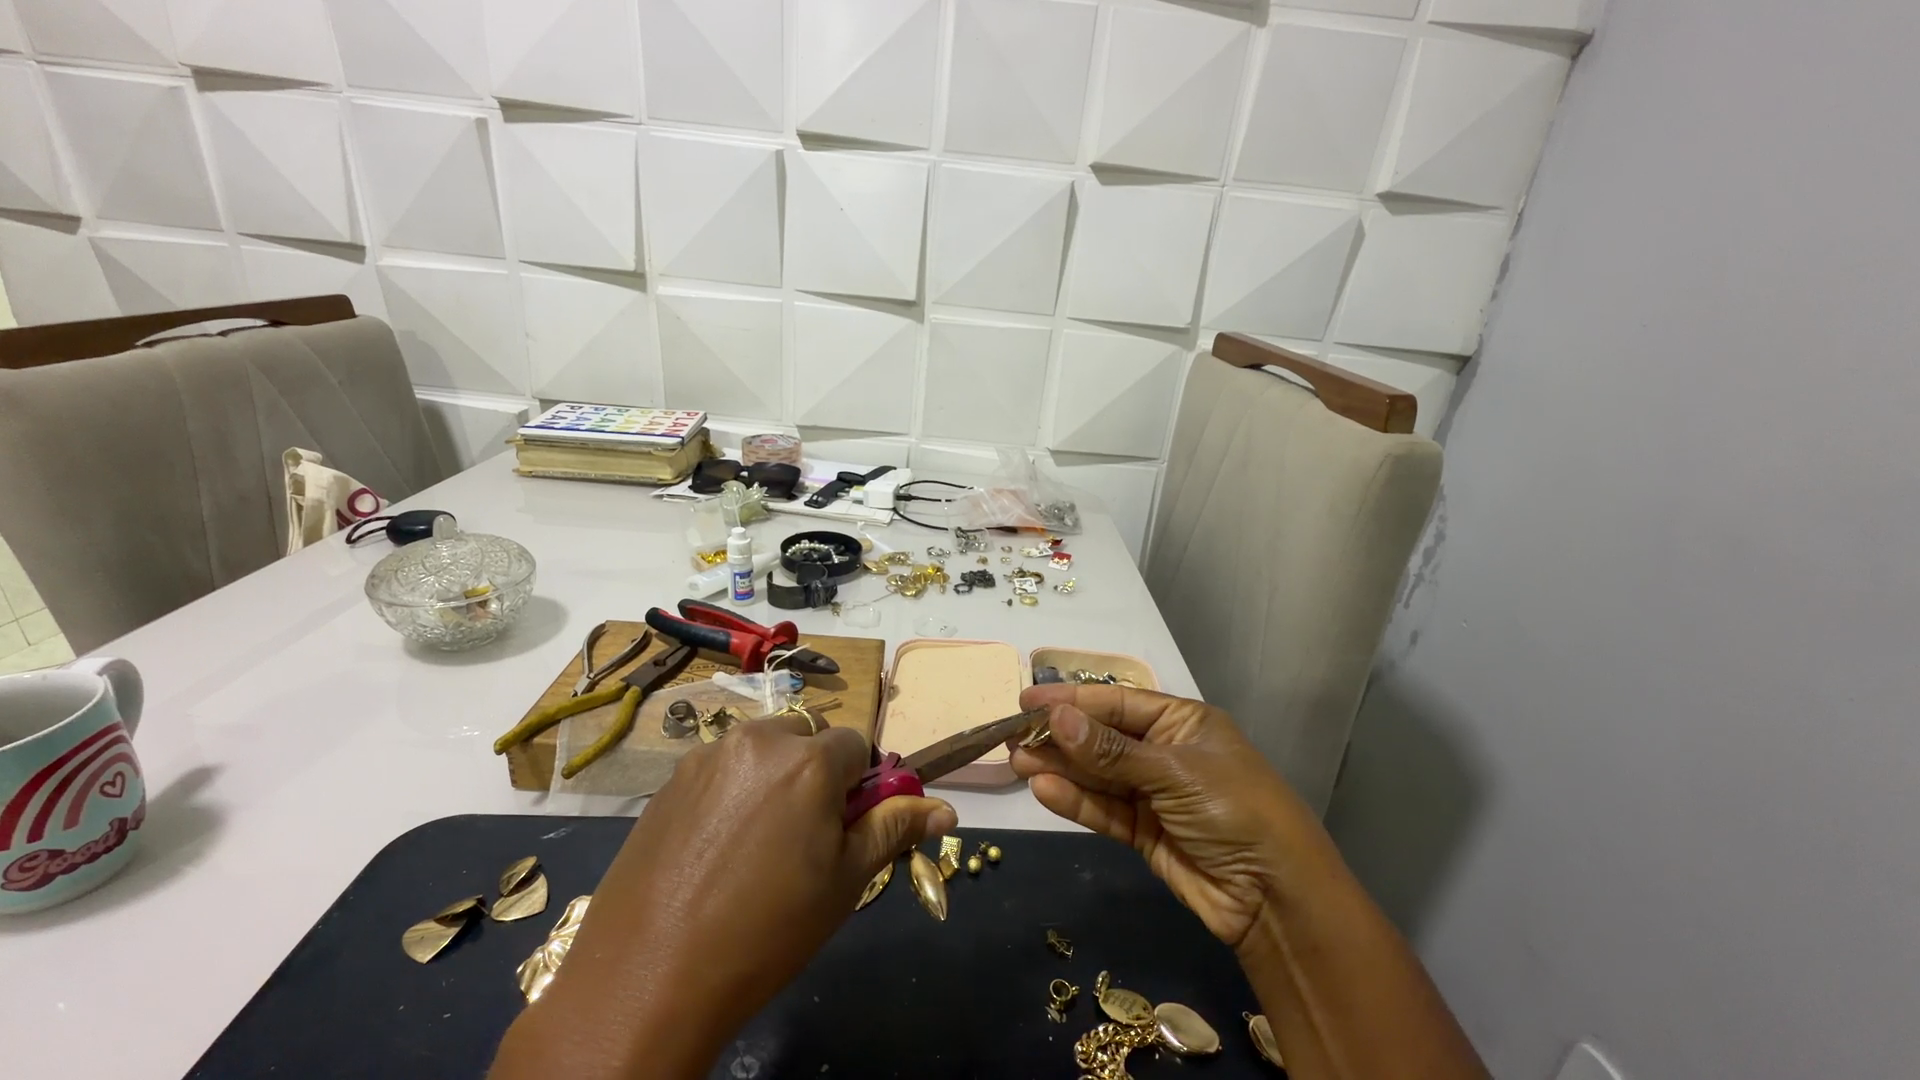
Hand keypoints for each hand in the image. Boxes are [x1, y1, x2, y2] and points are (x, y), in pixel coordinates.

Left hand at [506, 715, 953, 1077]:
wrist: (648, 975)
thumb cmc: (767, 930)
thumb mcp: (844, 882)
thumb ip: (893, 829)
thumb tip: (946, 809)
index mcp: (808, 761)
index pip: (857, 743)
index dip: (862, 782)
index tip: (850, 824)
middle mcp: (756, 741)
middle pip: (805, 738)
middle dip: (816, 772)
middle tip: (805, 836)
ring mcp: (704, 758)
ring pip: (759, 751)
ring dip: (773, 779)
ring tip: (756, 848)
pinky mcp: (667, 782)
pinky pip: (719, 771)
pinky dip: (731, 794)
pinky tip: (716, 851)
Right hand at [1010, 684, 1330, 951]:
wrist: (1273, 895)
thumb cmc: (1233, 810)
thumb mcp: (1173, 771)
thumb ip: (1110, 750)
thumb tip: (1056, 719)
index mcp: (1182, 722)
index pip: (1117, 702)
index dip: (1072, 700)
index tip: (1027, 701)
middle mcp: (1164, 752)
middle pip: (1102, 738)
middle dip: (1060, 736)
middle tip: (1012, 736)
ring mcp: (1153, 794)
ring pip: (1097, 775)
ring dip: (1060, 768)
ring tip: (1016, 761)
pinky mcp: (1144, 833)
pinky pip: (1103, 810)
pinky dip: (1075, 801)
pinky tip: (1043, 790)